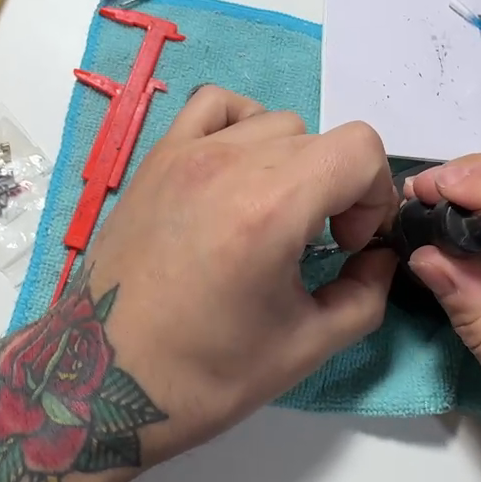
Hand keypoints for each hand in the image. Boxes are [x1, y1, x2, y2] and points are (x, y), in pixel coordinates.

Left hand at [77, 85, 398, 461]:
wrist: (100, 377)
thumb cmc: (204, 372)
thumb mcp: (306, 348)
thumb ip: (365, 295)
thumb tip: (380, 256)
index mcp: (273, 207)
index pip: (359, 147)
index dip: (373, 195)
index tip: (348, 243)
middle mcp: (232, 162)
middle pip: (322, 139)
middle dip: (338, 188)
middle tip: (315, 243)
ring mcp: (189, 151)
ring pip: (275, 122)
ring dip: (294, 162)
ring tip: (272, 212)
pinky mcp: (159, 154)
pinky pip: (216, 104)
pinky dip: (242, 125)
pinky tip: (237, 169)